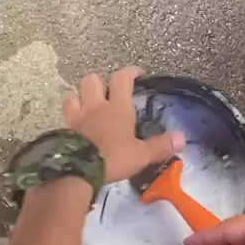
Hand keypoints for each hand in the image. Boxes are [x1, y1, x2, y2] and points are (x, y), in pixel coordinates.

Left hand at [61, 67, 180, 184]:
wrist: (77, 172)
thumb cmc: (113, 158)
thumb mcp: (142, 154)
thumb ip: (161, 145)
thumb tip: (182, 138)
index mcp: (117, 107)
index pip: (122, 78)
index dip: (130, 72)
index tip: (138, 74)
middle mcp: (95, 106)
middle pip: (92, 79)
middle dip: (100, 81)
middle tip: (107, 91)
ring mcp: (76, 117)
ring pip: (73, 95)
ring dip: (80, 97)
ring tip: (87, 106)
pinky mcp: (63, 131)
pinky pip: (65, 118)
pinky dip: (70, 119)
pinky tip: (76, 128)